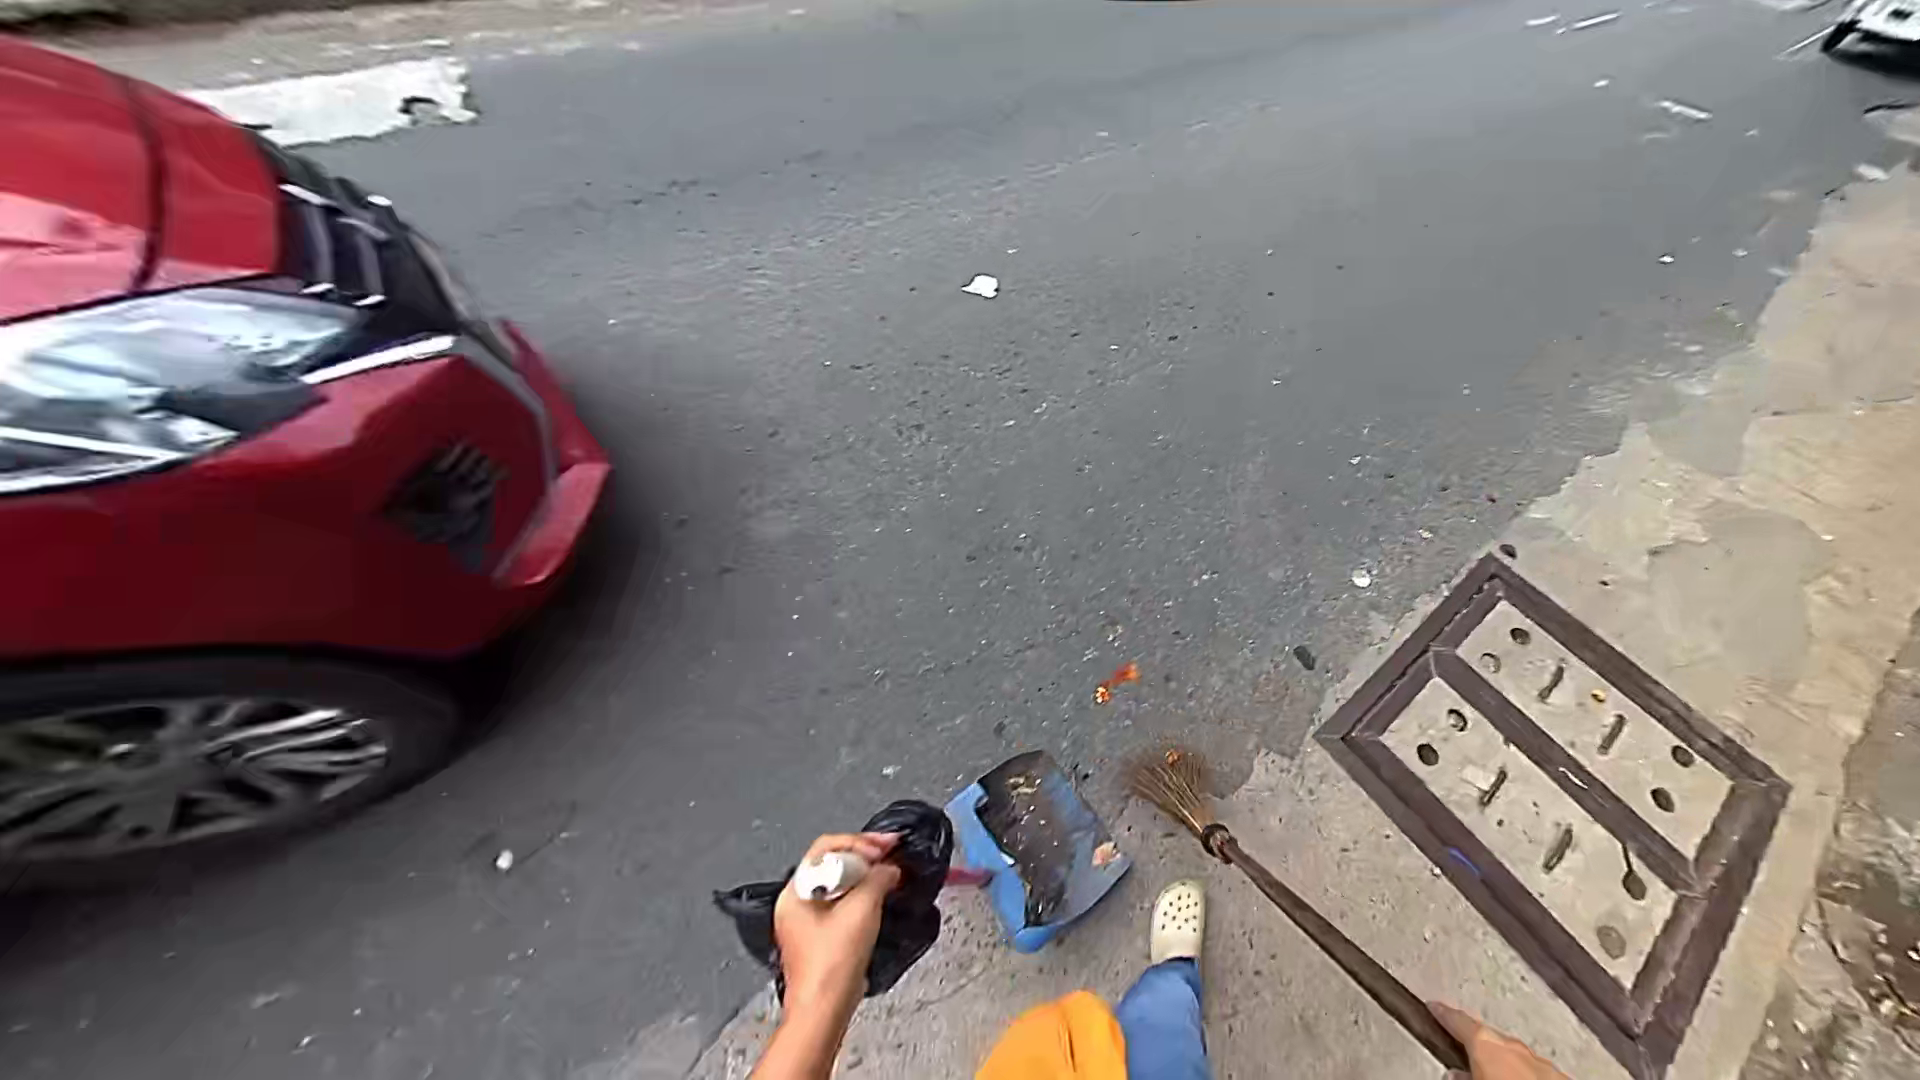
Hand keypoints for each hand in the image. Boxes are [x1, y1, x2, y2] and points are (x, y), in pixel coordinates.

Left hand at [774, 833, 903, 1010]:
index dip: (859, 842)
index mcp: (795, 891)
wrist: (824, 1012)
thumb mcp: (863, 908)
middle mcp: (796, 903)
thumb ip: (878, 877)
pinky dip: (860, 896)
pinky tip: (876, 899)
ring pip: (838, 883)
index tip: (884, 847)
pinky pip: (840, 902)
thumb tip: (889, 868)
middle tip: (888, 855)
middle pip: (832, 862)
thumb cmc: (832, 966)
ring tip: (886, 875)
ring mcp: (806, 920)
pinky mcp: (820, 936)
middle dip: (863, 857)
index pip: (827, 847)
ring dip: (864, 876)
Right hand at [1429, 1002, 1568, 1079]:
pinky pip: (1540, 1075)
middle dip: (1480, 1047)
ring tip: (1499, 1078)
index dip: (1442, 1014)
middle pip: (1490, 1040)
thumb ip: (1459, 1078)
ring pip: (1519, 1059)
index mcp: (1485, 1043)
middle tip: (1467, 1056)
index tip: (1434, 1008)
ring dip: (1508, 1066)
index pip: (1455, 1020)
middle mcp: (1514, 1048)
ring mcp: (1546, 1067)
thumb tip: (1455, 1075)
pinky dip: (1529, 1078)